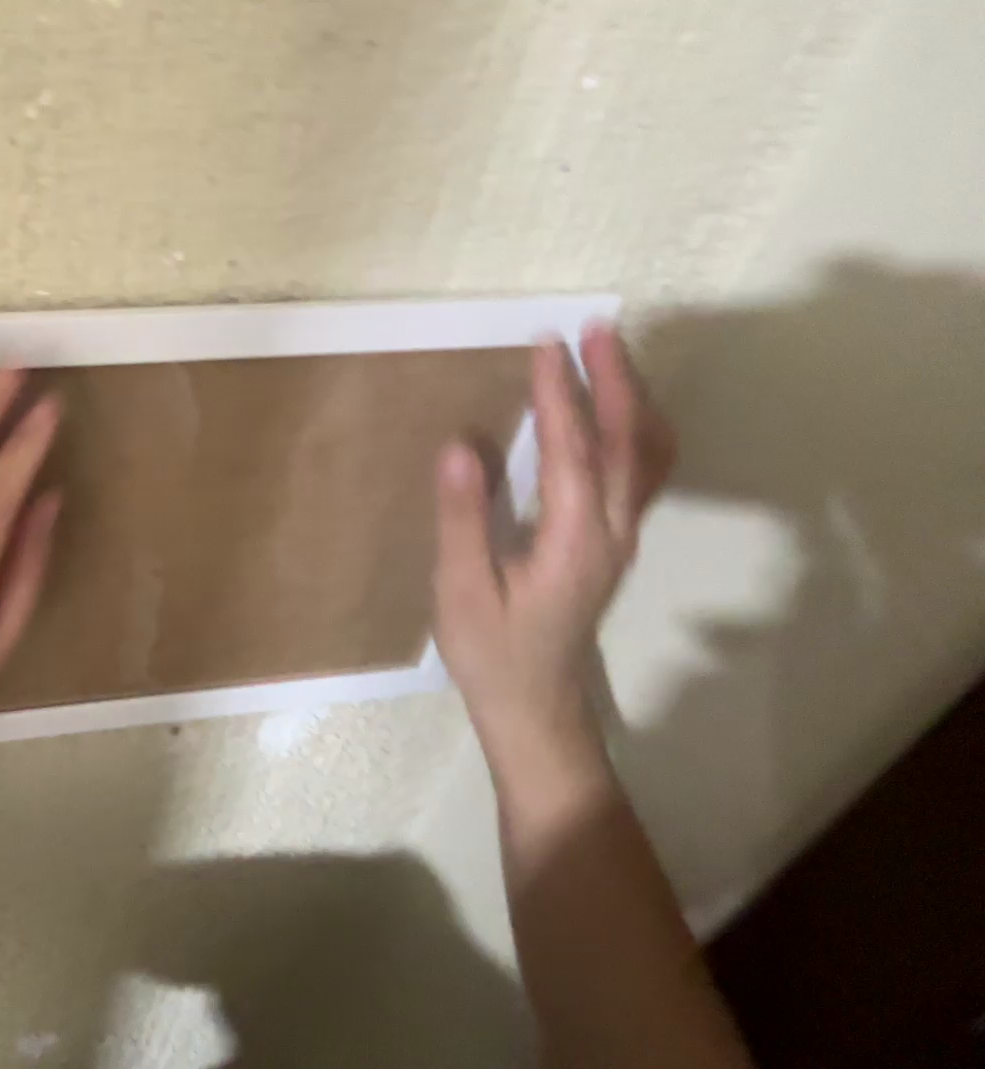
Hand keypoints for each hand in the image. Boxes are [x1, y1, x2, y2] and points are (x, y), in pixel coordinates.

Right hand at [433, 324, 675, 776]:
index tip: (547, 346)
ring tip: (609, 358)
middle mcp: (611, 531)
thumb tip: (461, 447)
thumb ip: (463, 518)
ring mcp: (620, 537)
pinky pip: (638, 473)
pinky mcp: (612, 543)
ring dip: (631, 400)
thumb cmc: (490, 651)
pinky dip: (633, 431)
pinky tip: (614, 417)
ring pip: (644, 454)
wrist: (534, 703)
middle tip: (594, 329)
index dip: (560, 395)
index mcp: (572, 541)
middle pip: (628, 441)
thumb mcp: (460, 589)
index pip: (572, 451)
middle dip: (615, 380)